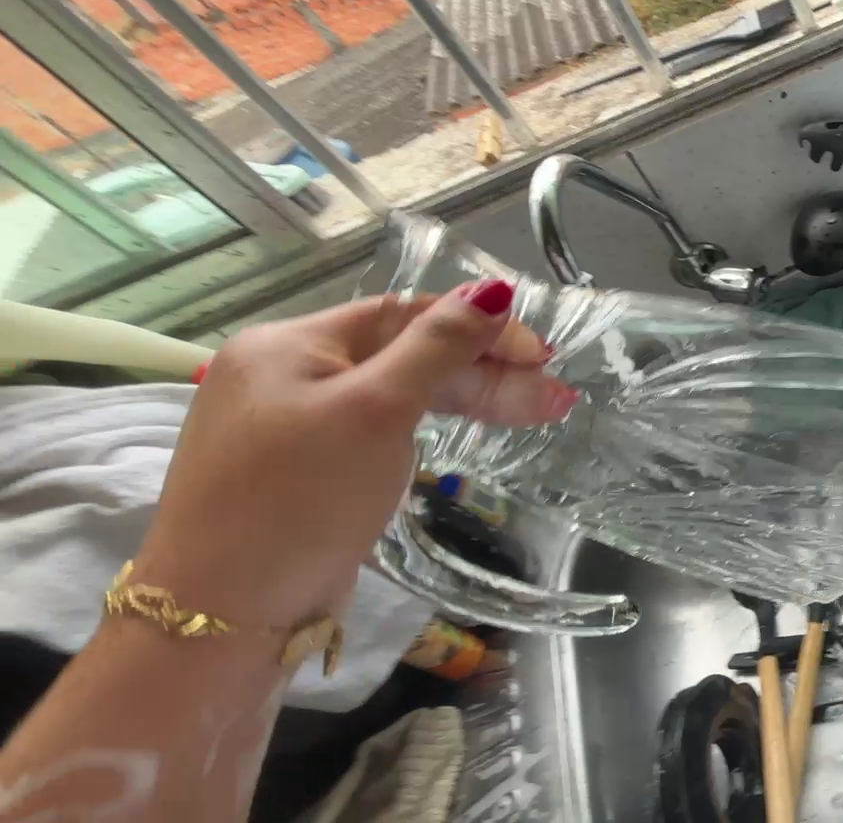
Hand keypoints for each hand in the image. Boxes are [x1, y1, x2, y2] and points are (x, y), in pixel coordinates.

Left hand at [133, 282, 574, 630]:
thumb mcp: (378, 410)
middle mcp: (290, 372)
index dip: (481, 329)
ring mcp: (299, 421)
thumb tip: (495, 290)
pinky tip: (475, 426)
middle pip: (411, 352)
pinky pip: (388, 423)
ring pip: (406, 390)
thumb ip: (439, 345)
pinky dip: (439, 422)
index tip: (542, 357)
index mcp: (290, 344)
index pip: (408, 313)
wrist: (221, 618)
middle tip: (553, 397)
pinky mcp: (312, 464)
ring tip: (542, 412)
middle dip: (488, 371)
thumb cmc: (300, 499)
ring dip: (476, 397)